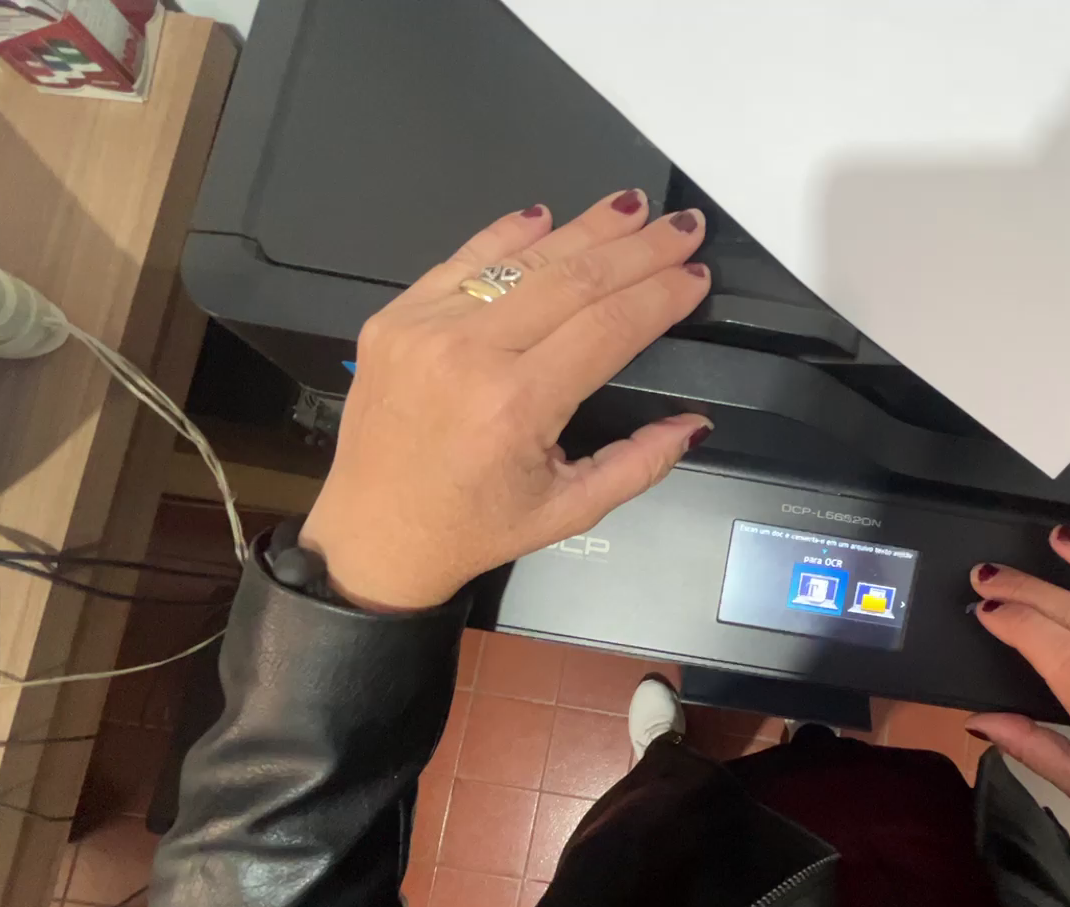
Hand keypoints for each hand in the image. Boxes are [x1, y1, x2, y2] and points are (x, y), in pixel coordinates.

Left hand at [300, 191, 713, 610]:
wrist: (374, 534)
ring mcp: (425, 327)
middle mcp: (469, 354)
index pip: (608, 327)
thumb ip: (639, 465)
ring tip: (631, 209)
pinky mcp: (396, 317)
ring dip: (586, 229)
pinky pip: (463, 259)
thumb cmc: (473, 528)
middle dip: (639, 249)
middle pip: (575, 279)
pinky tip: (549, 215)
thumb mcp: (570, 511)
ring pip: (524, 259)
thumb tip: (693, 423)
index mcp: (516, 406)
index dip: (660, 295)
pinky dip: (511, 233)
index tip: (694, 275)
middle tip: (681, 227)